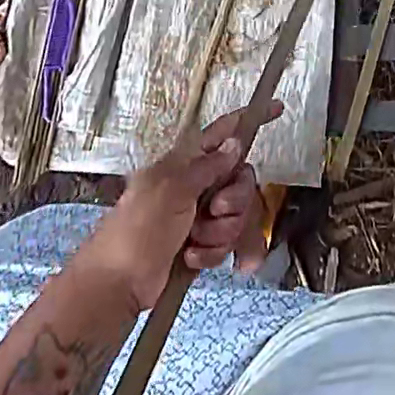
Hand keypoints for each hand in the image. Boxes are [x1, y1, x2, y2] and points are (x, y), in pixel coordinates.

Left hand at [79, 101, 281, 308]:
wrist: (116, 287)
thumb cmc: (138, 230)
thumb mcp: (172, 191)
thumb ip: (208, 166)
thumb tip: (234, 142)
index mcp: (185, 163)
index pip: (223, 132)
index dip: (249, 119)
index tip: (278, 108)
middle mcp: (197, 185)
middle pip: (241, 180)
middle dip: (234, 202)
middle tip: (214, 211)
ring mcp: (200, 216)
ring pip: (238, 214)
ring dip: (220, 233)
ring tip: (193, 242)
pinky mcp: (202, 243)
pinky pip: (228, 242)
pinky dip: (214, 253)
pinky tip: (193, 259)